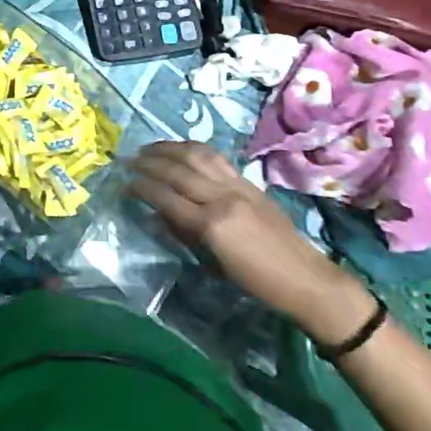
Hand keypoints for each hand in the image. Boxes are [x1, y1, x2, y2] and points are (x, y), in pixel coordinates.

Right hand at [128, 141, 375, 346]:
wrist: (306, 278)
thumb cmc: (256, 282)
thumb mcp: (211, 264)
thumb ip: (182, 233)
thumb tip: (157, 212)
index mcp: (210, 225)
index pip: (165, 197)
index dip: (140, 188)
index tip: (123, 185)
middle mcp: (222, 199)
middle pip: (176, 171)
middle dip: (148, 163)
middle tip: (128, 161)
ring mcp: (237, 186)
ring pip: (195, 155)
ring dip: (167, 148)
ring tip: (148, 149)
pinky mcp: (249, 183)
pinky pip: (215, 158)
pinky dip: (193, 149)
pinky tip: (180, 149)